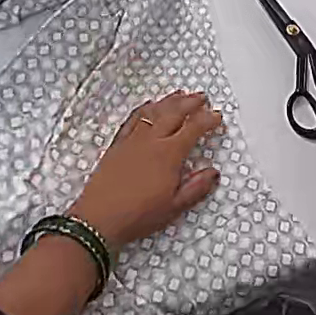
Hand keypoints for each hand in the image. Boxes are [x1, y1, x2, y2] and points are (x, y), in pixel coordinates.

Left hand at [68, 91, 222, 249]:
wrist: (98, 220)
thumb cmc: (137, 215)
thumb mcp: (175, 207)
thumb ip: (197, 188)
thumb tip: (213, 173)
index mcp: (169, 155)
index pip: (194, 128)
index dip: (208, 120)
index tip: (217, 117)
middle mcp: (151, 142)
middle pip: (175, 113)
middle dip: (191, 103)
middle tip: (202, 98)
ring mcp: (132, 141)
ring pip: (154, 112)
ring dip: (170, 101)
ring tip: (180, 94)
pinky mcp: (117, 145)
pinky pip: (133, 119)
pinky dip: (144, 109)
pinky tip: (149, 105)